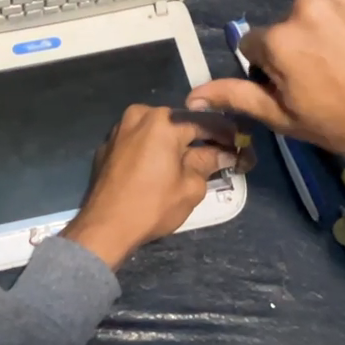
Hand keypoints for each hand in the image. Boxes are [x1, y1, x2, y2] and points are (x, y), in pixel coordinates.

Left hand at [62, 105, 236, 269]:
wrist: (104, 228)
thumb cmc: (152, 206)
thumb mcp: (190, 187)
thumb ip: (208, 163)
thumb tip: (223, 154)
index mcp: (162, 121)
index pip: (204, 122)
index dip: (226, 134)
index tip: (240, 145)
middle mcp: (138, 116)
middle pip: (178, 124)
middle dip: (199, 138)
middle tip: (219, 154)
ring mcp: (118, 130)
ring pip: (156, 131)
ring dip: (174, 143)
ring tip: (192, 160)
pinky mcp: (106, 147)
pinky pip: (138, 142)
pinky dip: (153, 150)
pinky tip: (162, 166)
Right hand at [187, 0, 344, 211]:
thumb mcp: (286, 119)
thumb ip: (238, 97)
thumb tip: (193, 94)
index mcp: (280, 38)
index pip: (255, 46)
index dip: (273, 70)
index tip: (298, 89)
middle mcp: (309, 5)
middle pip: (290, 24)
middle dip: (301, 46)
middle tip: (330, 79)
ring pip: (325, 11)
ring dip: (332, 31)